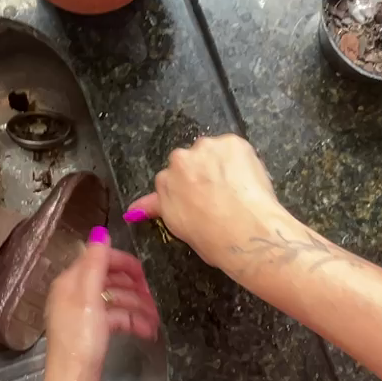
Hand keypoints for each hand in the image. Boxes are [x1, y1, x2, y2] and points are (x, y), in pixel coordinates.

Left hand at [44, 233, 160, 380]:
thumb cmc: (81, 341)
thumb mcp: (88, 298)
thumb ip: (94, 264)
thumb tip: (100, 232)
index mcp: (70, 282)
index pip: (99, 259)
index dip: (123, 262)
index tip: (145, 272)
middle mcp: (74, 294)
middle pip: (109, 279)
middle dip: (133, 286)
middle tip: (154, 296)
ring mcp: (83, 315)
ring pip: (115, 300)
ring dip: (136, 306)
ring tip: (155, 319)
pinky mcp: (92, 333)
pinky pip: (115, 318)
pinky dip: (131, 321)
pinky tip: (146, 330)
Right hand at [127, 135, 294, 273]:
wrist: (247, 232)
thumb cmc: (212, 238)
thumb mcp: (178, 226)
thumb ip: (158, 207)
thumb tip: (134, 209)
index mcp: (165, 181)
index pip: (171, 177)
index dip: (187, 189)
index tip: (199, 198)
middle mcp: (180, 159)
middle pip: (190, 160)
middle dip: (202, 173)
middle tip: (218, 195)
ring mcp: (206, 148)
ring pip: (212, 152)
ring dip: (220, 163)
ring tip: (235, 188)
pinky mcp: (232, 142)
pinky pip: (234, 148)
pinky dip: (240, 160)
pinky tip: (246, 180)